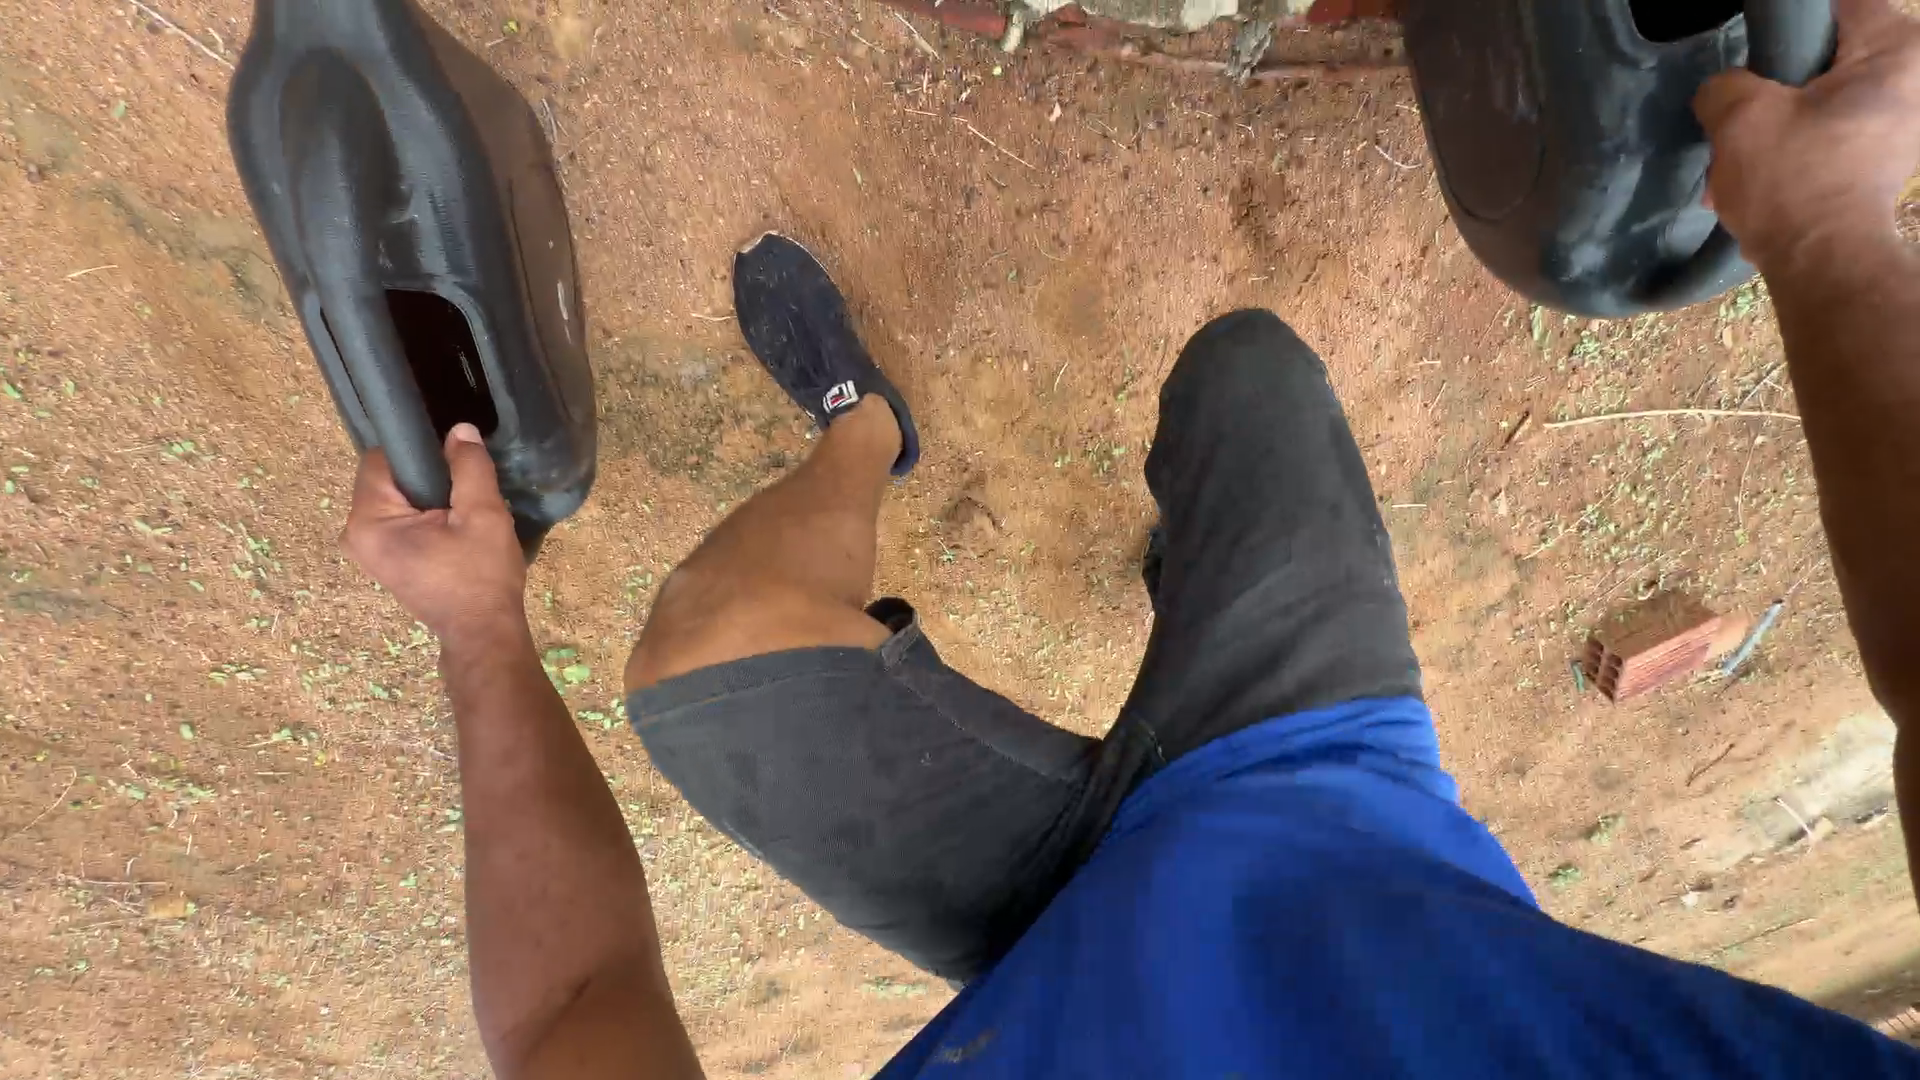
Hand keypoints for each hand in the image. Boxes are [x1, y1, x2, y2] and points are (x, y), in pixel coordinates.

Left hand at [342, 423, 527, 641]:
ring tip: (466, 512)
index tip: (458, 461)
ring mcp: (368, 552)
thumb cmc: (481, 574)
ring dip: (431, 499)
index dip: (421, 453)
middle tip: (469, 492)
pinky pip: (402, 522)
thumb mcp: (483, 515)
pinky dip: (428, 518)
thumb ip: (470, 468)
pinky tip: (457, 530)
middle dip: (429, 479)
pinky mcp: (386, 562)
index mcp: (368, 521)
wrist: (484, 630)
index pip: (382, 461)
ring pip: (398, 502)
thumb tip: (461, 431)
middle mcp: (355, 534)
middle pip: (389, 481)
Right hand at [1695, 0, 1919, 270]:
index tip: (1748, 59)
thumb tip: (1723, 87)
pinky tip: (1757, 179)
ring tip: (1736, 162)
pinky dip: (1788, 151)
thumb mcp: (1739, 120)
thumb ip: (1724, 87)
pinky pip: (1827, 134)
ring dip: (1772, 128)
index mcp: (1897, 50)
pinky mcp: (1885, 152)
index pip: (1840, 6)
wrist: (1818, 252)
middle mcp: (1916, 74)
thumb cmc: (1789, 176)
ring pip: (1819, 102)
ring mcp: (1905, 117)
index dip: (1784, 28)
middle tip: (1733, 124)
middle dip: (1771, 92)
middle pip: (1825, 60)